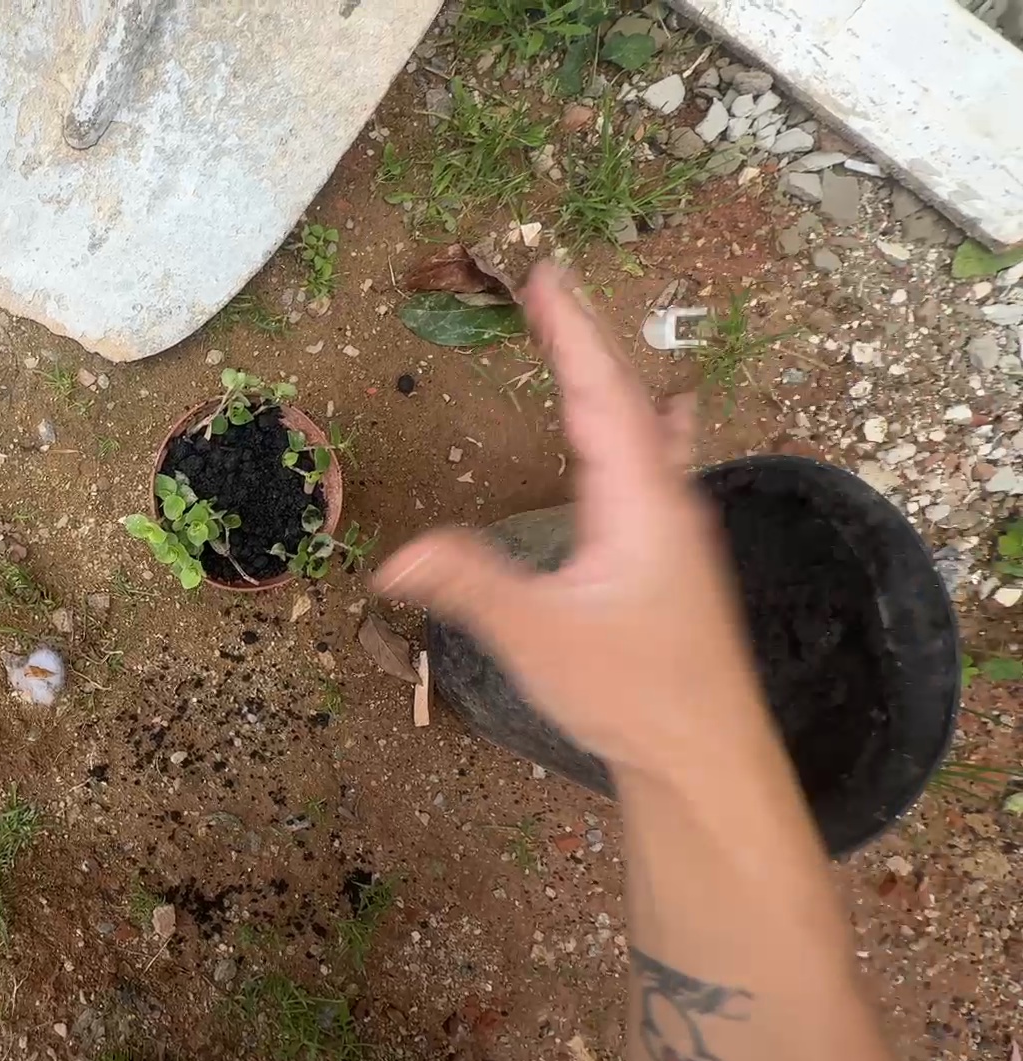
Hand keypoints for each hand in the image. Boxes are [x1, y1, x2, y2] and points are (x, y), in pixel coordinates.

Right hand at [372, 263, 772, 781]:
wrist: (699, 751)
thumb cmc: (628, 692)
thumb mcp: (535, 636)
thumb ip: (467, 586)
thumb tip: (390, 562)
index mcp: (636, 505)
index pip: (600, 400)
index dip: (572, 336)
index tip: (546, 279)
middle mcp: (661, 501)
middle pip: (624, 398)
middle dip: (585, 338)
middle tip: (551, 285)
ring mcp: (667, 524)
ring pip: (640, 426)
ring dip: (609, 372)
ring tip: (586, 331)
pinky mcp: (660, 548)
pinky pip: (650, 460)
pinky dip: (641, 420)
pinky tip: (667, 412)